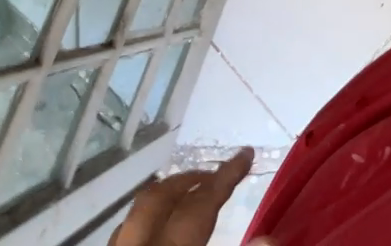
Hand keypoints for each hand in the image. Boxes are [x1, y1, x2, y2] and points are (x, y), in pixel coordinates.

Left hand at [112, 147, 254, 245]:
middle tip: (218, 175)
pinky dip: (145, 222)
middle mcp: (136, 244)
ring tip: (191, 196)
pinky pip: (123, 234)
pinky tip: (159, 230)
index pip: (200, 202)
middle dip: (190, 180)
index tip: (246, 153)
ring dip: (165, 198)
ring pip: (135, 214)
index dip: (225, 176)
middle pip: (159, 197)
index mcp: (168, 245)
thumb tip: (268, 236)